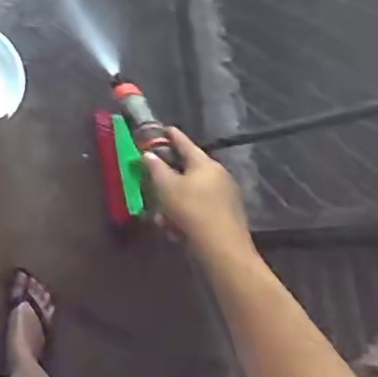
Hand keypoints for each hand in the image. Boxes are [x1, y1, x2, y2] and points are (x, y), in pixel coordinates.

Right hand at [143, 127, 253, 258]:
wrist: (222, 248)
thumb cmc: (191, 209)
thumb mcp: (165, 186)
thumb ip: (155, 167)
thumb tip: (148, 154)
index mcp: (205, 163)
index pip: (184, 142)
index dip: (171, 135)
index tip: (163, 128)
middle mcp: (219, 174)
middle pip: (189, 167)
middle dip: (170, 173)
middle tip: (154, 177)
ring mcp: (227, 194)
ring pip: (193, 188)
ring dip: (176, 196)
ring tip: (160, 213)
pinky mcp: (228, 213)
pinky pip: (201, 204)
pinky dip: (187, 210)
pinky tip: (175, 226)